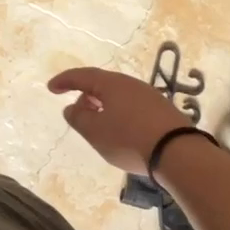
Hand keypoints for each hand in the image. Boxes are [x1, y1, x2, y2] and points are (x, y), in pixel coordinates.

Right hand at [48, 67, 193, 175]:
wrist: (178, 153)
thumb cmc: (128, 139)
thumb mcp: (95, 132)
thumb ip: (78, 118)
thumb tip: (71, 108)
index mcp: (111, 84)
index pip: (81, 76)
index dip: (64, 81)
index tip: (51, 88)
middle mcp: (130, 84)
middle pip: (101, 84)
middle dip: (85, 95)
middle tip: (76, 112)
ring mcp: (150, 96)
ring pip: (118, 95)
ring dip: (103, 105)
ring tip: (97, 123)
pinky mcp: (162, 110)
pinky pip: (132, 105)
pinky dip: (119, 112)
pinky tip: (120, 129)